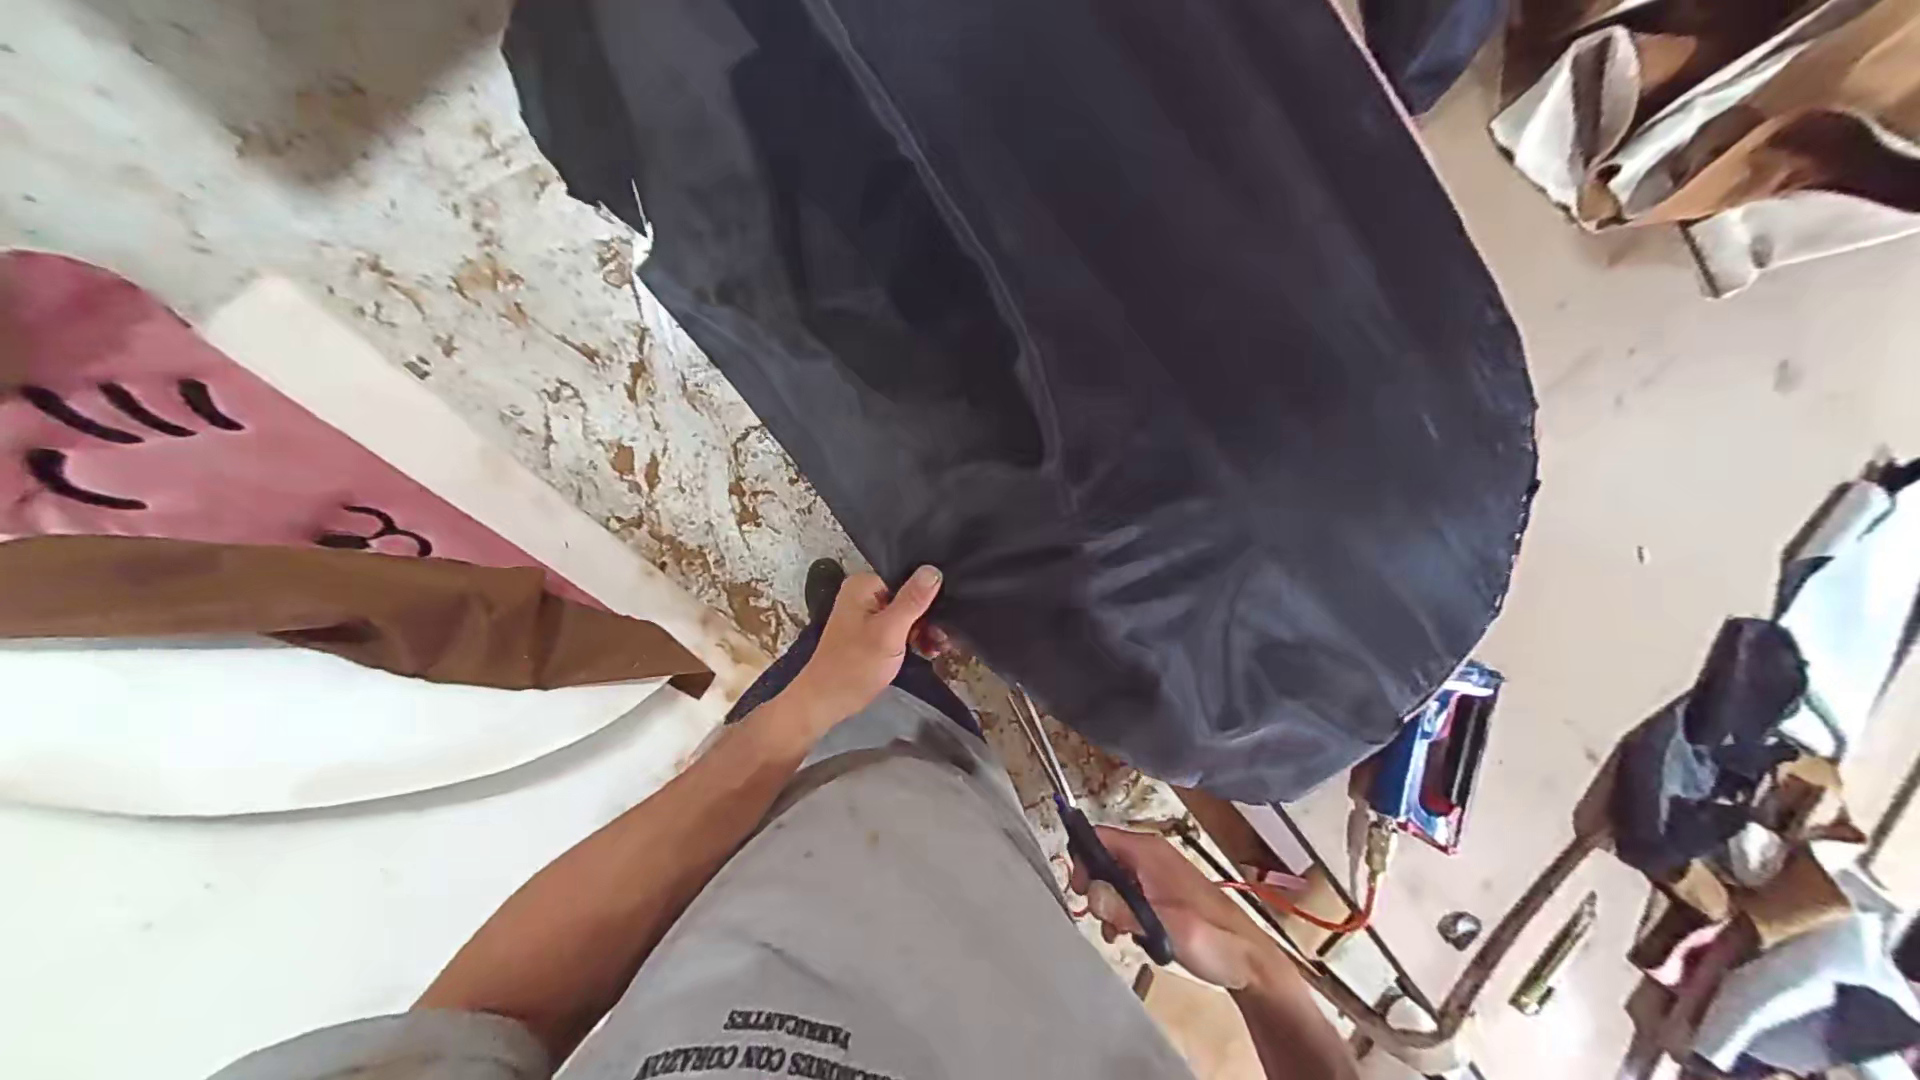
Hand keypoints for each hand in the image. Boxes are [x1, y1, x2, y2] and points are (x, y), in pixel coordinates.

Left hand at [780, 565, 943, 728]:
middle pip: (908, 595)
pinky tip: (929, 650)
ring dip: (925, 629)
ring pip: (907, 613)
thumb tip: (933, 570)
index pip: (907, 576)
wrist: (828, 701)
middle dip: (928, 615)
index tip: (949, 609)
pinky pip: (900, 627)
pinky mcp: (872, 632)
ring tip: (940, 646)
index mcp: (864, 585)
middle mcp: (864, 594)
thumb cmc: (856, 665)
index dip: (929, 591)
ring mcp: (867, 614)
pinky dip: (914, 638)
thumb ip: (912, 600)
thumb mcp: (890, 631)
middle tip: (944, 636)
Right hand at [1072, 826, 1285, 990]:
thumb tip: (1089, 895)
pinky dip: (1123, 911)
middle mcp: (1150, 855)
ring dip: (1109, 904)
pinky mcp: (1163, 893)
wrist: (1251, 963)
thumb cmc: (1212, 938)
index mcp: (1149, 850)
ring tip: (1117, 933)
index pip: (1099, 836)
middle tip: (1100, 917)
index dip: (1081, 858)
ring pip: (1115, 878)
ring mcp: (1157, 873)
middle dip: (1095, 887)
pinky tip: (1130, 934)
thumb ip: (1123, 910)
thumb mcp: (1164, 926)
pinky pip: (1130, 893)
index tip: (1079, 890)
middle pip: (1104, 857)